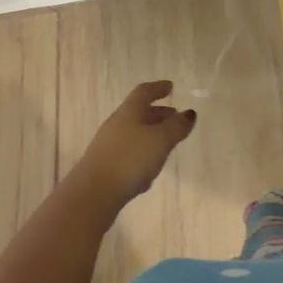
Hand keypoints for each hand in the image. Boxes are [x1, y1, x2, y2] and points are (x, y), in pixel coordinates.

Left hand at [68, 80, 196, 207]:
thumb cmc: (130, 159)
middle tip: (174, 117)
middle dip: (158, 113)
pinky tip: (149, 167)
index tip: (171, 87)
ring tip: (166, 143)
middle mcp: (116, 124)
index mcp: (129, 111)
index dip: (158, 88)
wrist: (92, 195)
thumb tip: (189, 113)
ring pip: (133, 133)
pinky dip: (142, 152)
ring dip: (151, 134)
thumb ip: (177, 126)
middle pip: (139, 112)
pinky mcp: (104, 167)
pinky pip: (128, 152)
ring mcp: (108, 146)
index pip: (144, 92)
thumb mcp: (161, 140)